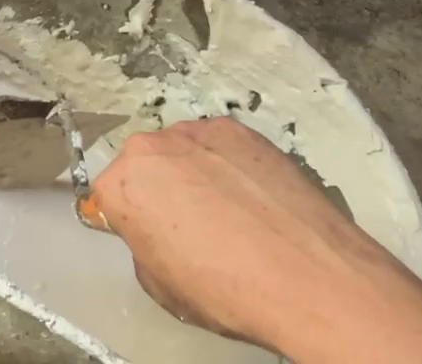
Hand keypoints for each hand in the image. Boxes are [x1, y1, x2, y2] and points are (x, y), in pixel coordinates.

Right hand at [91, 116, 421, 356]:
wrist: (310, 277)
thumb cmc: (232, 290)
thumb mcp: (165, 289)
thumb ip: (143, 249)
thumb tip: (155, 234)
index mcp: (120, 186)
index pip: (111, 196)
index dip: (133, 219)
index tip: (155, 234)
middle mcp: (148, 148)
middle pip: (145, 165)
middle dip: (162, 188)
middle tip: (195, 224)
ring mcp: (193, 132)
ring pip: (182, 151)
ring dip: (195, 172)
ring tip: (232, 211)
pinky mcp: (235, 130)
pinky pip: (219, 144)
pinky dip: (230, 163)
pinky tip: (254, 197)